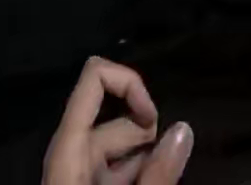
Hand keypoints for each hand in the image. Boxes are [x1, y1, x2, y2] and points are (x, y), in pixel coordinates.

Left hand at [43, 56, 193, 184]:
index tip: (152, 118)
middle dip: (143, 132)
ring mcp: (71, 174)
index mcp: (66, 149)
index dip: (128, 83)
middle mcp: (66, 154)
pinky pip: (108, 168)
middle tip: (166, 165)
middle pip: (110, 116)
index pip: (93, 77)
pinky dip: (132, 171)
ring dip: (141, 156)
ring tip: (162, 176)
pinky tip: (150, 183)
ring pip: (113, 146)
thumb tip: (185, 128)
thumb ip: (157, 174)